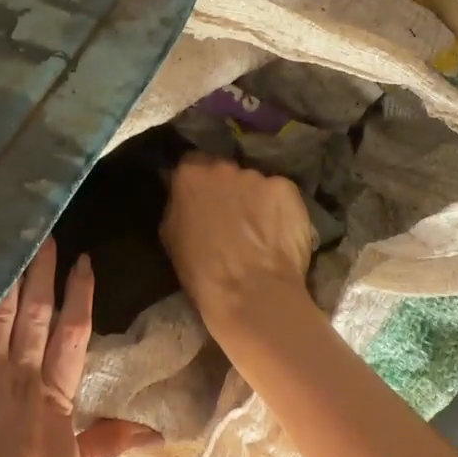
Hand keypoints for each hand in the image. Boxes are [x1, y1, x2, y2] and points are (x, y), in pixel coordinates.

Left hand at [0, 241, 159, 456]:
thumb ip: (109, 441)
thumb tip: (155, 432)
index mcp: (54, 395)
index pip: (73, 333)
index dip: (80, 295)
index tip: (83, 262)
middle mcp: (19, 376)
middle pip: (33, 314)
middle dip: (41, 273)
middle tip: (43, 237)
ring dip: (4, 280)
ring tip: (5, 248)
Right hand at [160, 154, 318, 335]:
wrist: (250, 293)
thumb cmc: (201, 270)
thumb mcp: (170, 234)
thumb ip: (178, 204)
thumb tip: (183, 197)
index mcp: (189, 174)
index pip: (191, 163)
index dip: (197, 181)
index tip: (200, 197)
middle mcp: (223, 166)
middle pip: (225, 170)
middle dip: (227, 187)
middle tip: (231, 214)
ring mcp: (257, 176)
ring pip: (255, 183)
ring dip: (254, 198)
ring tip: (258, 228)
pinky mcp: (287, 189)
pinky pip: (280, 194)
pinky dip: (279, 208)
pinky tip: (278, 231)